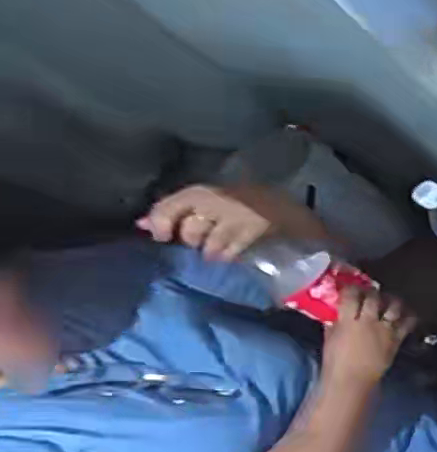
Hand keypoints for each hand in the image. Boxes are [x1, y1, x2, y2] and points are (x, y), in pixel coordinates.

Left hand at [140, 185, 274, 261]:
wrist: (280, 204)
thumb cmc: (234, 201)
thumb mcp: (201, 201)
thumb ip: (173, 211)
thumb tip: (141, 225)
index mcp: (197, 194)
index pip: (167, 209)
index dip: (161, 226)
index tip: (163, 239)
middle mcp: (213, 204)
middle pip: (191, 229)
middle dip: (191, 240)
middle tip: (197, 245)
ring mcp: (236, 218)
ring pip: (212, 241)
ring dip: (210, 251)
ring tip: (213, 255)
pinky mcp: (255, 231)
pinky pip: (234, 248)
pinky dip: (228, 255)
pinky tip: (227, 258)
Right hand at [320, 285, 414, 385]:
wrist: (354, 377)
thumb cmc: (336, 359)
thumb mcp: (330, 337)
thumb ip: (334, 323)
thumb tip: (336, 314)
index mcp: (347, 321)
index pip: (350, 297)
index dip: (351, 288)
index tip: (351, 285)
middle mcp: (368, 322)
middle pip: (373, 299)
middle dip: (372, 292)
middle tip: (371, 290)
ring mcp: (385, 330)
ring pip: (393, 308)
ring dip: (392, 300)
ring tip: (391, 298)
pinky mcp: (397, 339)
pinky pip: (407, 323)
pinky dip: (409, 316)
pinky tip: (408, 312)